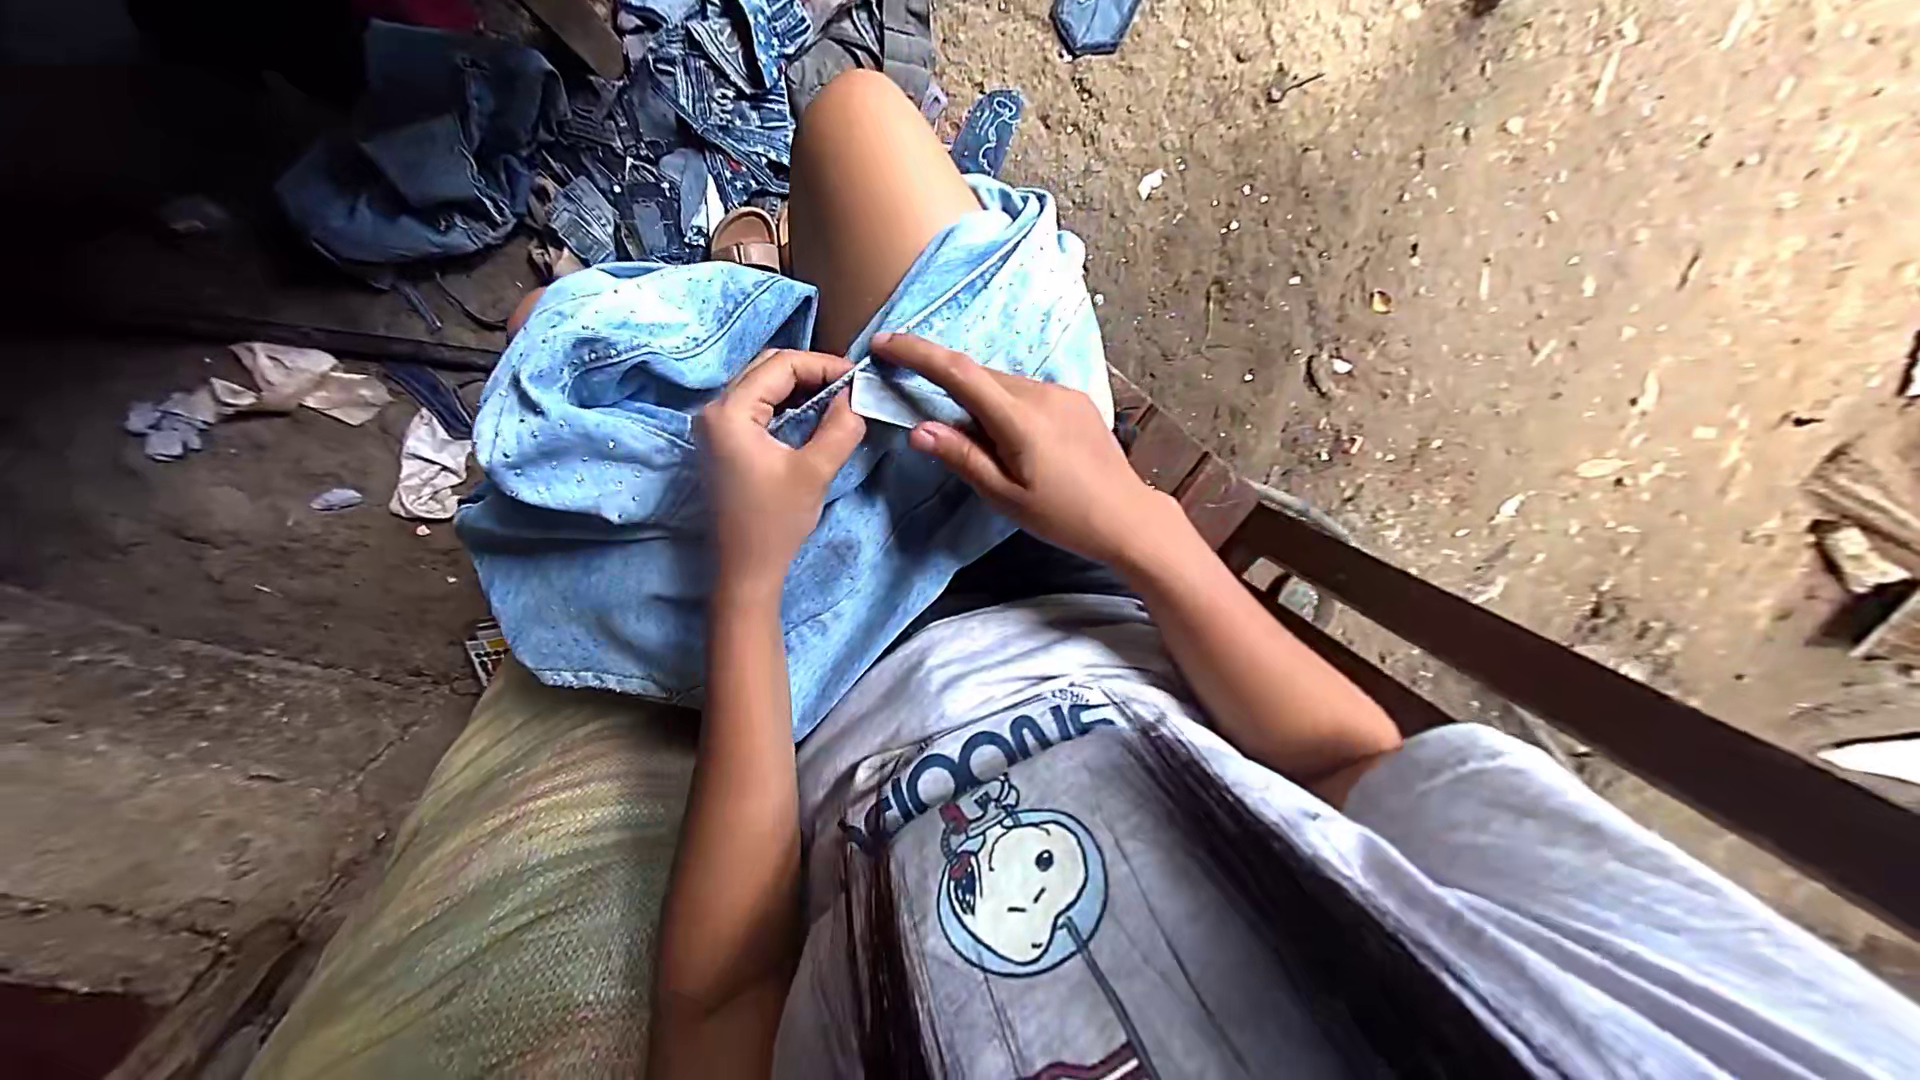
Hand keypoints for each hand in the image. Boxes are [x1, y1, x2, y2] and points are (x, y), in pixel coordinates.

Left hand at [697, 349, 866, 596]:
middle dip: (811, 372)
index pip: (780, 365)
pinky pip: (757, 407)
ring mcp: (715, 427)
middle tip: (849, 386)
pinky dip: (787, 405)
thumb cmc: (775, 523)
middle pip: (767, 368)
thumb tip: (856, 396)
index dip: (823, 365)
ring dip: (800, 387)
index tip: (858, 377)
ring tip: (837, 397)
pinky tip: (813, 414)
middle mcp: (714, 411)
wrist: (745, 569)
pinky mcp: (723, 443)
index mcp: (729, 412)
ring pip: (762, 386)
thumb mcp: (815, 472)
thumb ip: (841, 428)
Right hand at [872, 332, 1182, 567]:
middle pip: (979, 375)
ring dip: (978, 399)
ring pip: (1003, 383)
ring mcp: (1062, 393)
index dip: (917, 353)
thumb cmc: (1064, 517)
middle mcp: (1042, 394)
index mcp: (1020, 419)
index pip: (958, 372)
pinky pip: (1026, 392)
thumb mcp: (1005, 496)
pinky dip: (1004, 404)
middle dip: (945, 383)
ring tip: (981, 443)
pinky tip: (1012, 438)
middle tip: (926, 412)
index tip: (885, 343)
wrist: (1127, 518)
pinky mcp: (1076, 399)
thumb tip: (918, 429)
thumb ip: (962, 457)